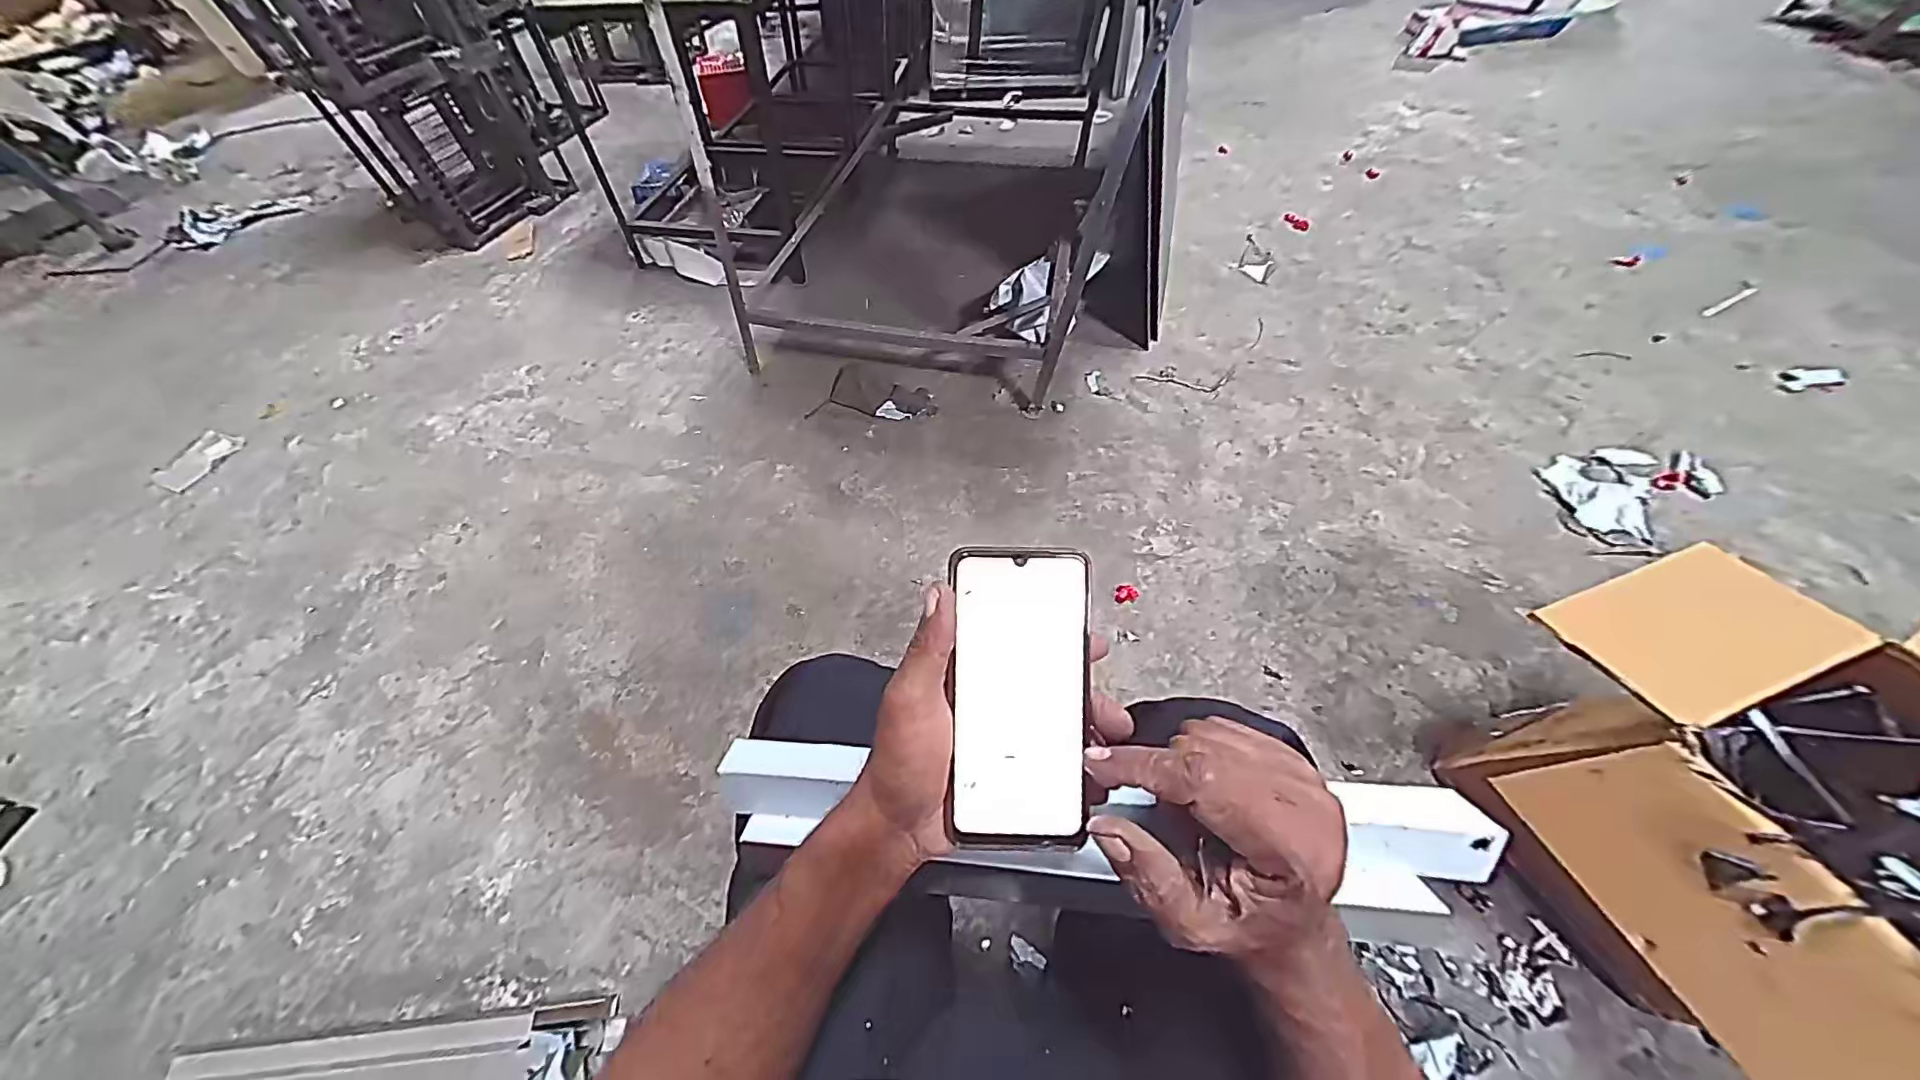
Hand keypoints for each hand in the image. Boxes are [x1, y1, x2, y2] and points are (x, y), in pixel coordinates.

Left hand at [847, 583, 1135, 865]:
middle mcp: (985, 701)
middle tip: (1100, 688)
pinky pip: (1049, 756)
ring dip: (1084, 720)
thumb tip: (939, 597)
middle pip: (1041, 680)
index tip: (1073, 626)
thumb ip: (927, 648)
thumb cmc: (896, 763)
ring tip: (1106, 729)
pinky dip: (1073, 757)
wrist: (901, 827)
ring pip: (1052, 718)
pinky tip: (1088, 764)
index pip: (1006, 640)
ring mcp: (1000, 735)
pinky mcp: (1009, 767)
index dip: (1042, 631)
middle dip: (1078, 680)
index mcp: (961, 675)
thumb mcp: (910, 698)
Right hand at [1081, 717, 1346, 963]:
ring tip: (1186, 810)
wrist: (1292, 924)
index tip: (1102, 762)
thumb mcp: (1194, 926)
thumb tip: (1109, 827)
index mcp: (1292, 847)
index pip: (1203, 779)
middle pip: (1200, 748)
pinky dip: (1195, 751)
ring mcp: (1300, 773)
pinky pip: (1218, 728)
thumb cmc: (1256, 929)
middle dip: (1156, 768)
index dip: (1142, 765)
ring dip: (1178, 761)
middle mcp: (1305, 802)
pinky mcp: (1287, 755)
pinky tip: (1203, 791)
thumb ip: (1148, 875)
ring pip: (1205, 732)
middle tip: (1145, 805)